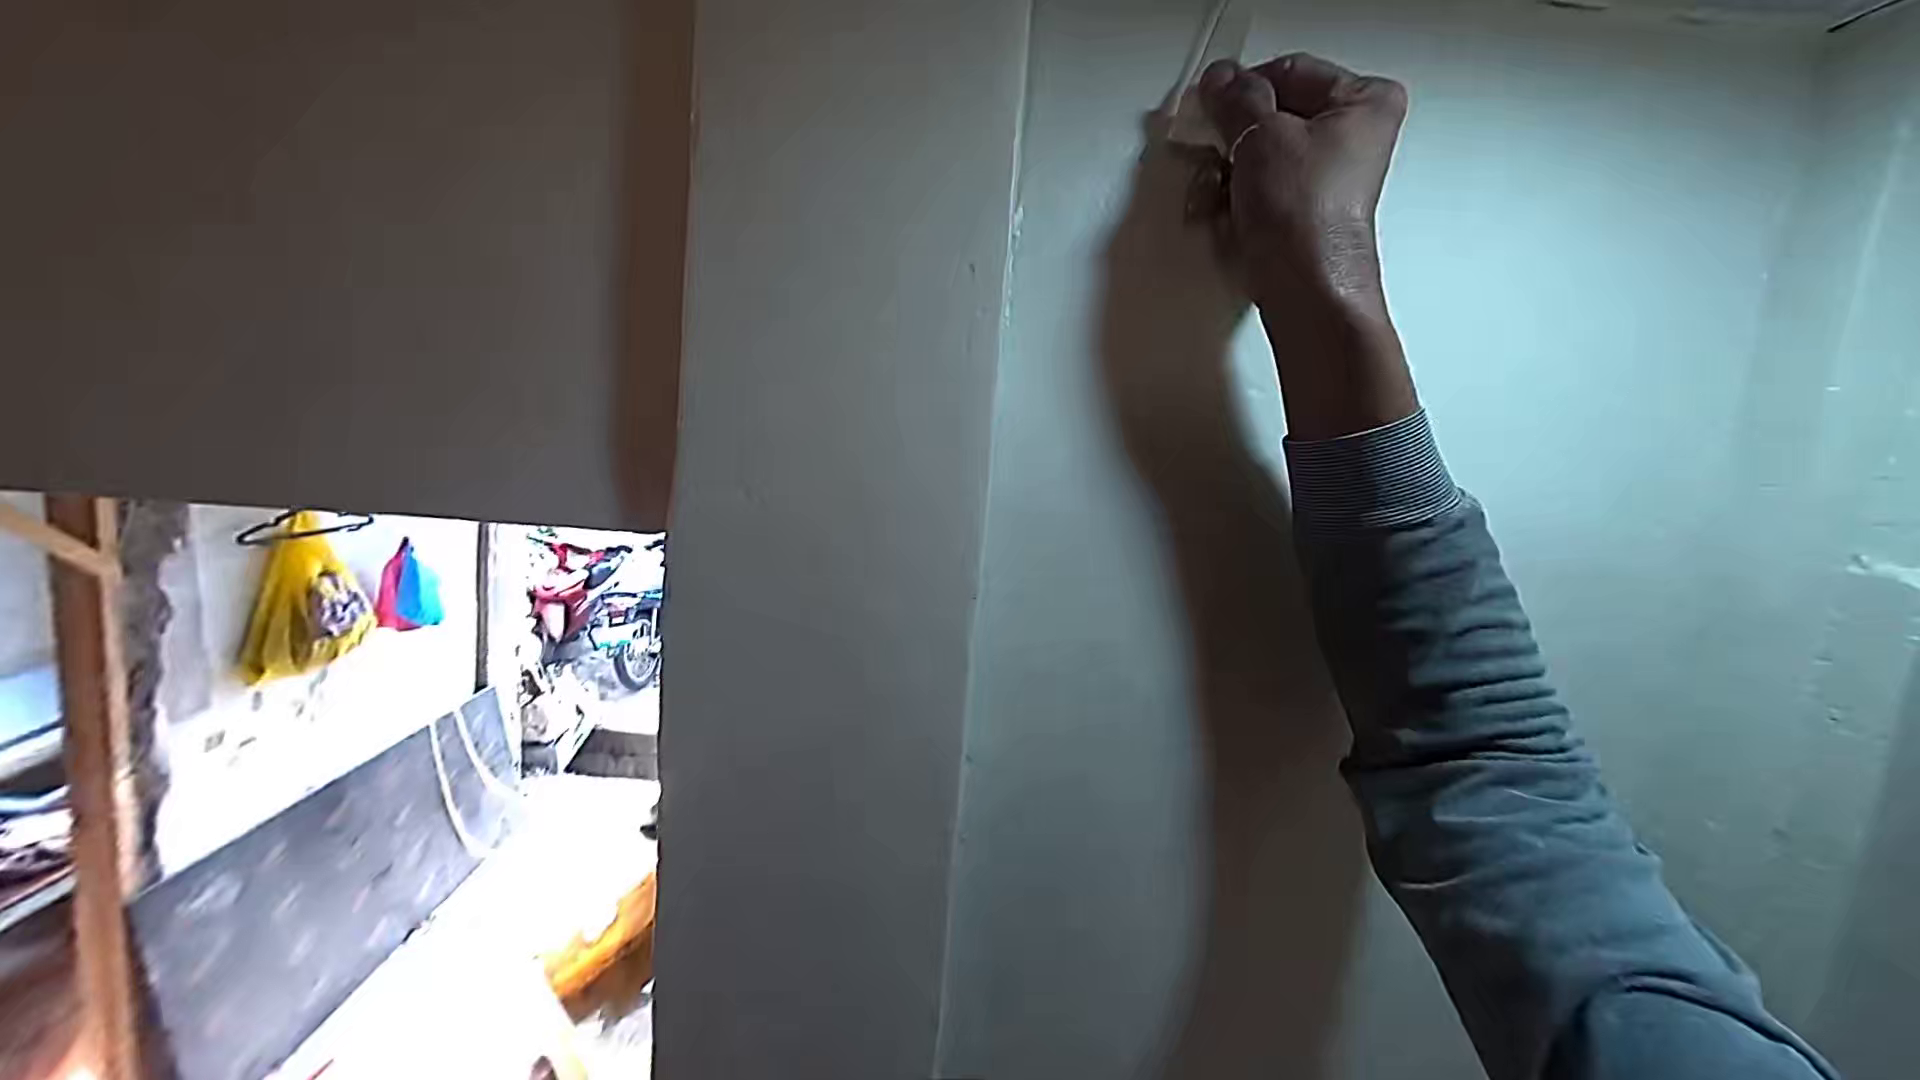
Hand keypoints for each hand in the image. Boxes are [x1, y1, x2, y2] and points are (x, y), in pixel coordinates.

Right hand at [1197, 53, 1416, 439]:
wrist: (1303, 286)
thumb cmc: (1306, 216)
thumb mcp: (1263, 138)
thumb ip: (1236, 100)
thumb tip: (1220, 81)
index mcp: (1362, 103)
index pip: (1289, 72)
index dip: (1242, 87)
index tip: (1208, 103)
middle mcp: (1348, 140)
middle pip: (1269, 121)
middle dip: (1230, 145)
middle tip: (1213, 158)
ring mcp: (1320, 182)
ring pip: (1255, 161)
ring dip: (1225, 179)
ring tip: (1219, 199)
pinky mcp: (1295, 217)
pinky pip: (1254, 195)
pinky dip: (1233, 204)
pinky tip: (1227, 218)